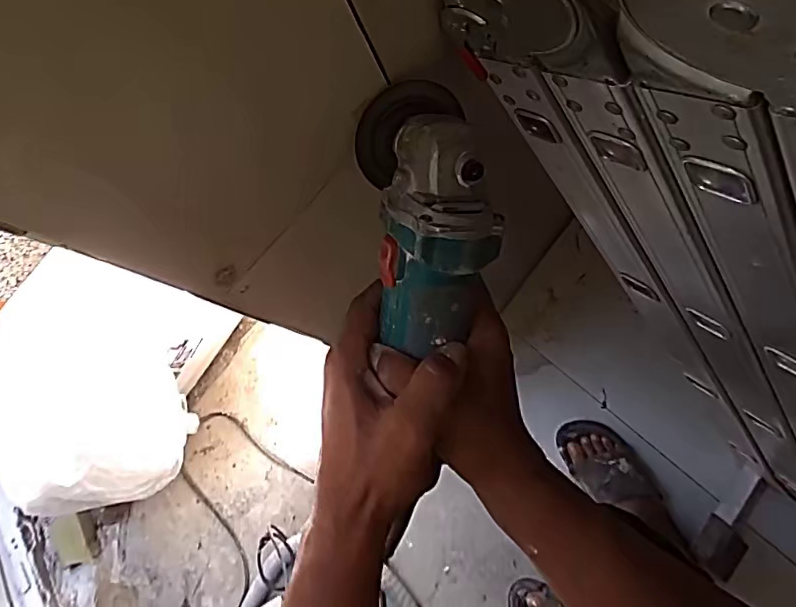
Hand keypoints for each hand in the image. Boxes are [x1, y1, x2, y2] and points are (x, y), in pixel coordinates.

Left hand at [312, 283, 467, 543]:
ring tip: (440, 338)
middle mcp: (342, 369)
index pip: (362, 307)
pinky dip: (406, 366)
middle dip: (402, 313)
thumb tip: (453, 350)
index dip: (387, 289)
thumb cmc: (372, 474)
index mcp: (346, 362)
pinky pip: (383, 372)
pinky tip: (433, 380)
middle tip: (436, 306)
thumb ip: (433, 385)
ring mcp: (349, 389)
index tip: (415, 278)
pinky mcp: (360, 408)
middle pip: (372, 325)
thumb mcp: (412, 427)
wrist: (354, 516)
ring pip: (378, 350)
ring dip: (406, 341)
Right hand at [368, 280, 542, 488]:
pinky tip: (398, 346)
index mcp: (486, 334)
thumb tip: (374, 349)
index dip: (437, 266)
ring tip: (389, 312)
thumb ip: (398, 369)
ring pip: (444, 319)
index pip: (466, 281)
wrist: (499, 471)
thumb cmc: (481, 437)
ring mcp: (478, 355)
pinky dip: (420, 337)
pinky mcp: (467, 370)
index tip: (411, 261)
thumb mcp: (430, 396)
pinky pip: (440, 340)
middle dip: (420, 289)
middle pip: (451, 296)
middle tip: (392, 286)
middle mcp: (485, 338)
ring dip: (419, 315)